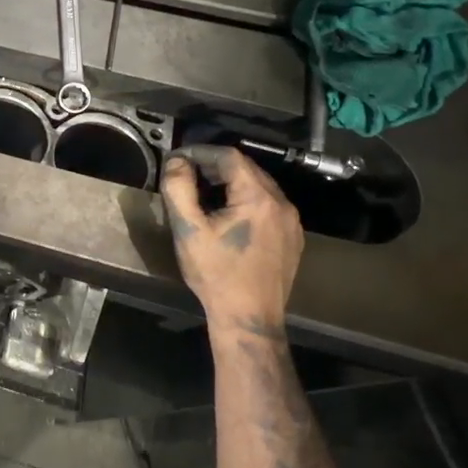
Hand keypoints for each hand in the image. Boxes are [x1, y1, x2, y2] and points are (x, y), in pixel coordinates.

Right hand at [160, 145, 304, 329]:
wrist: (249, 316)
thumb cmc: (215, 272)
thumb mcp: (188, 229)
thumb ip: (179, 188)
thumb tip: (176, 161)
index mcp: (259, 198)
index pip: (230, 157)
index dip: (200, 152)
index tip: (176, 159)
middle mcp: (282, 204)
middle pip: (247, 169)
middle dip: (213, 165)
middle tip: (184, 173)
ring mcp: (291, 222)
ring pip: (259, 186)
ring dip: (229, 181)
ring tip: (200, 190)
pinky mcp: (292, 238)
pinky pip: (267, 205)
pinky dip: (244, 198)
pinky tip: (225, 213)